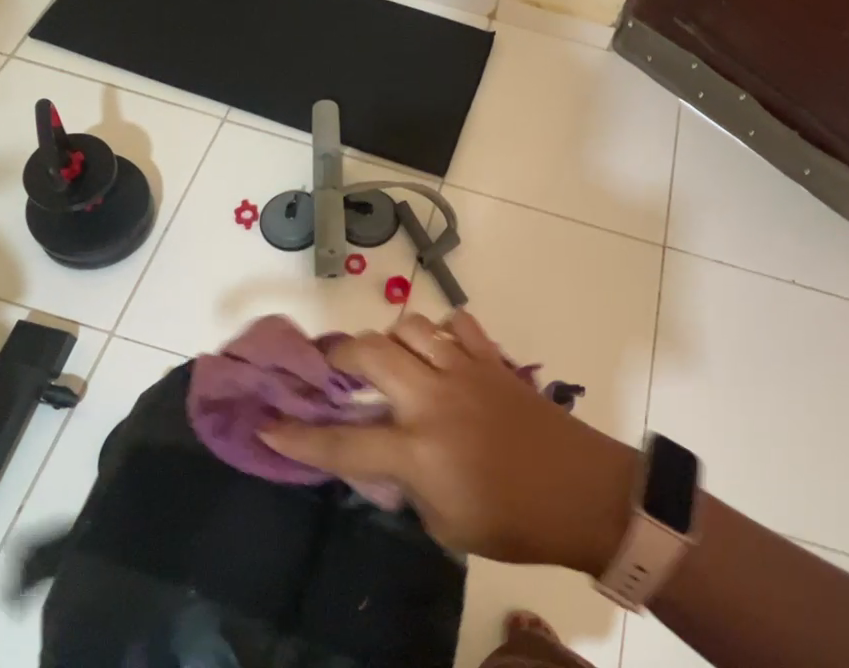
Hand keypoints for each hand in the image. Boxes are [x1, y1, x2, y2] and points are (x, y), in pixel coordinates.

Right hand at [260, 312, 638, 573]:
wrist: (583, 493)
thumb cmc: (511, 522)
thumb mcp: (443, 524)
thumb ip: (406, 485)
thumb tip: (384, 458)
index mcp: (416, 450)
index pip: (341, 441)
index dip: (297, 436)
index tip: (265, 423)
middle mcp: (433, 399)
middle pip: (369, 353)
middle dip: (340, 356)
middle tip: (336, 371)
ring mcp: (466, 371)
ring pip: (411, 326)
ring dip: (391, 339)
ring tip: (391, 361)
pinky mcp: (494, 360)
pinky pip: (458, 324)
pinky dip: (442, 332)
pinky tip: (441, 353)